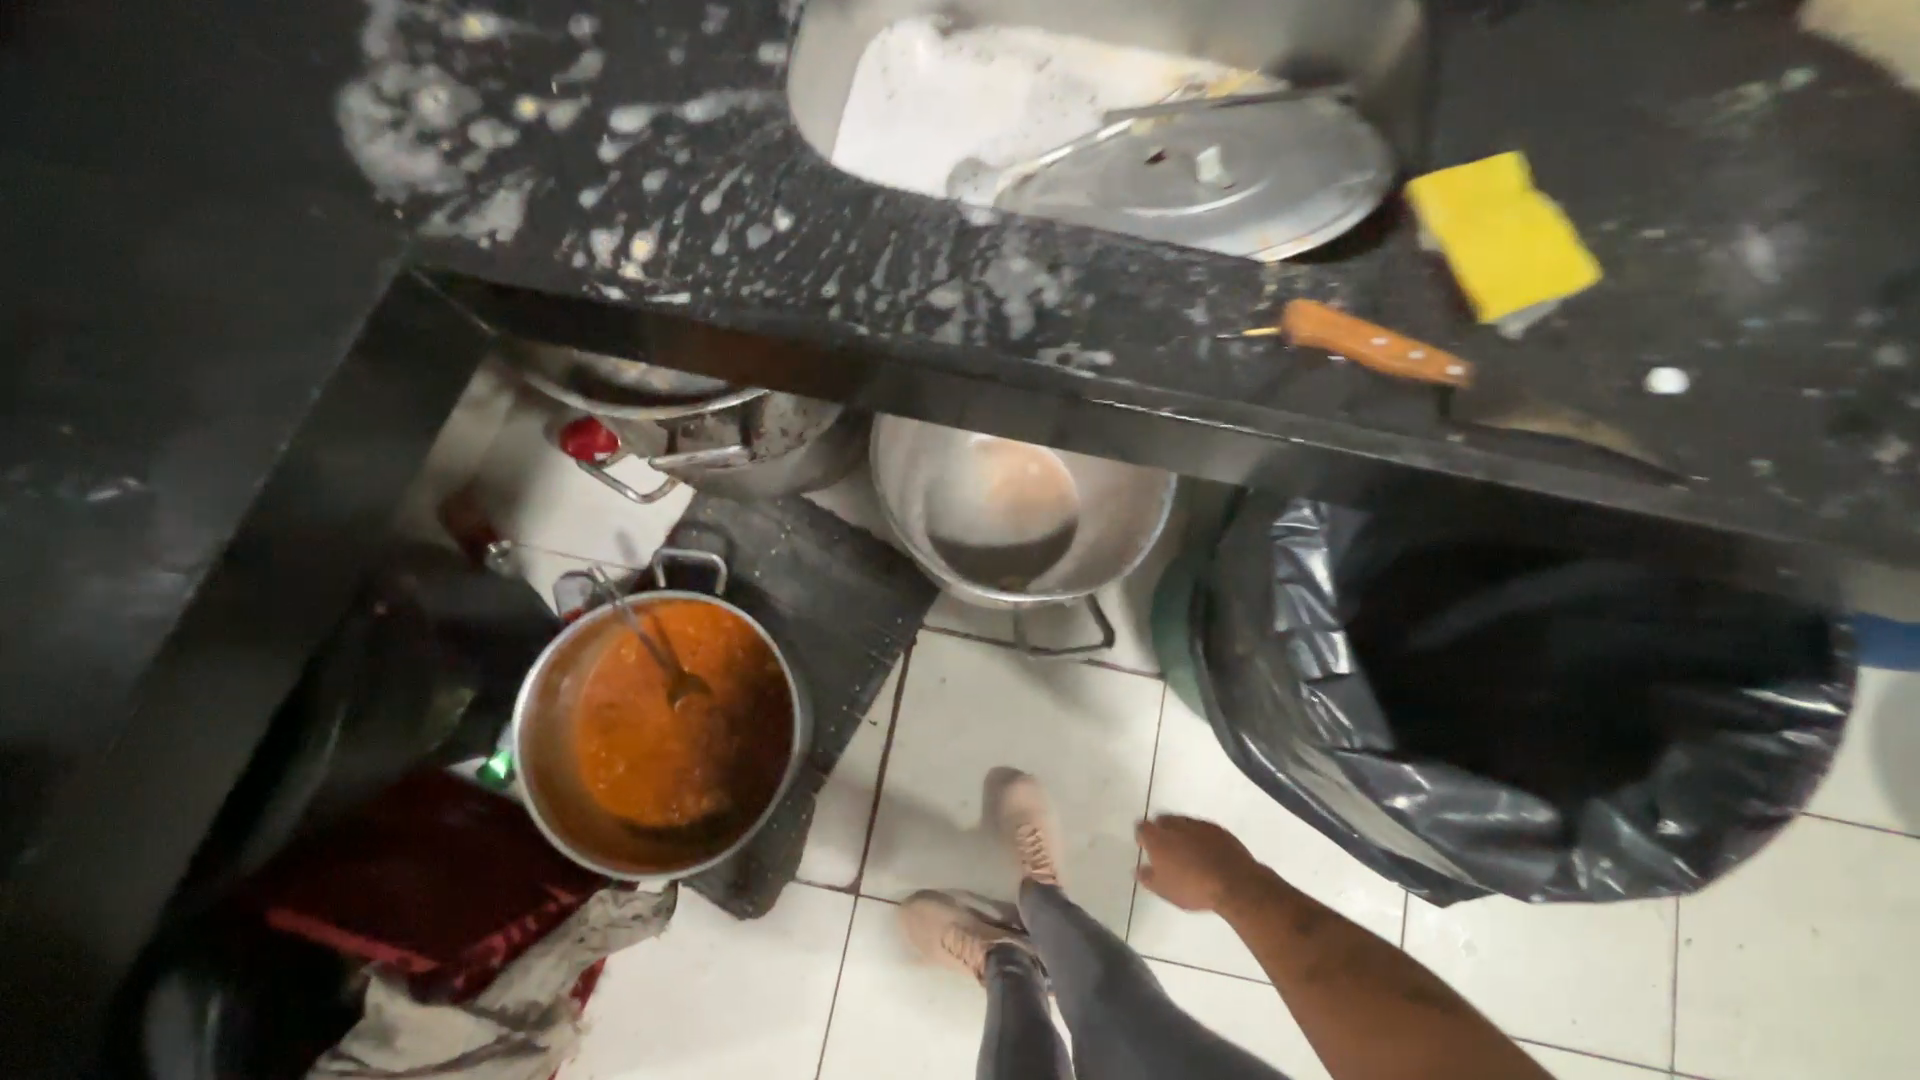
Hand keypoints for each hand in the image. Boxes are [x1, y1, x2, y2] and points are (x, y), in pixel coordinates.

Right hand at [1135, 815, 1265, 912]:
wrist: (1234, 883)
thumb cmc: (1193, 889)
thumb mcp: (1165, 890)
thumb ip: (1148, 878)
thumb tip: (1138, 869)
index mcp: (1158, 839)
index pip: (1142, 828)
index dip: (1142, 836)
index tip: (1145, 847)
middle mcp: (1176, 826)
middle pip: (1162, 820)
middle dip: (1162, 830)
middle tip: (1167, 848)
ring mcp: (1198, 825)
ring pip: (1183, 822)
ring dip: (1182, 832)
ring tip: (1188, 851)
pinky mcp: (1218, 829)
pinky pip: (1203, 828)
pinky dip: (1201, 836)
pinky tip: (1207, 852)